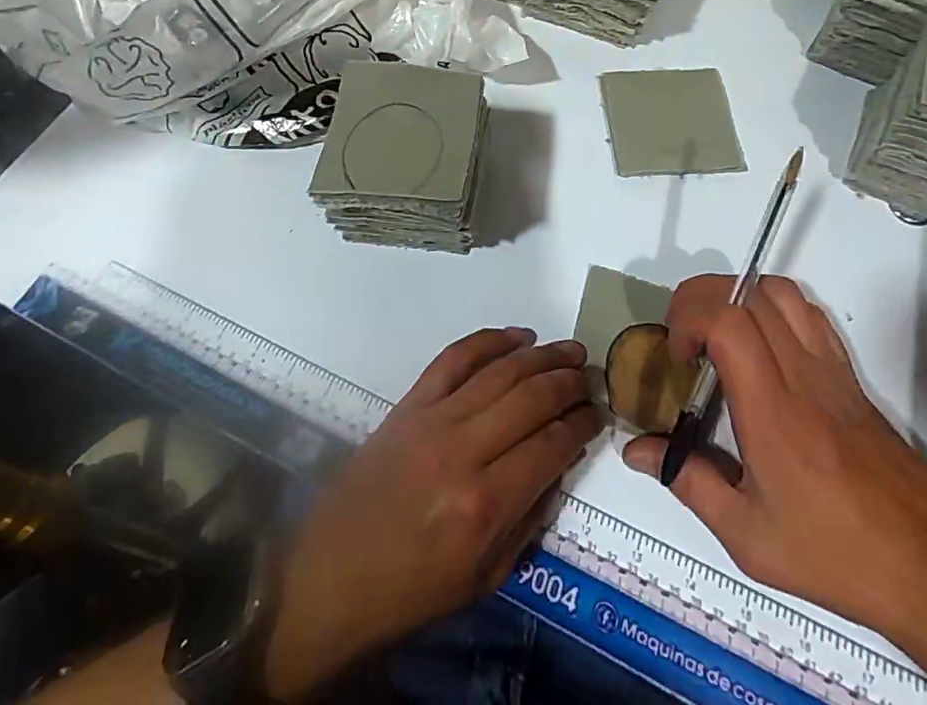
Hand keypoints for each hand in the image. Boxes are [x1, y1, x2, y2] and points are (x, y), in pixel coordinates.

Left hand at [264, 328, 600, 699]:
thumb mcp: (487, 575)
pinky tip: (516, 337)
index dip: (583, 423)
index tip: (598, 413)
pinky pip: (454, 359)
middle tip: (591, 377)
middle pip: (533, 398)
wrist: (328, 579)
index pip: (553, 443)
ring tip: (569, 350)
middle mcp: (462, 452)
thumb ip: (532, 516)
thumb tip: (562, 461)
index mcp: (485, 503)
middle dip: (570, 383)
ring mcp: (431, 421)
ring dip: (542, 355)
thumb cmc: (411, 590)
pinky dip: (489, 342)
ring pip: (501, 372)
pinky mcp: (407, 406)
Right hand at [621, 276, 926, 697]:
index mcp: (772, 411)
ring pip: (784, 293)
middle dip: (701, 298)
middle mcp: (804, 376)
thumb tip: (637, 449)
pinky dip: (776, 307)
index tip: (677, 354)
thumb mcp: (746, 535)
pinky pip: (812, 316)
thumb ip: (687, 481)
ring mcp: (833, 372)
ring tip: (718, 336)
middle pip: (749, 293)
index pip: (728, 321)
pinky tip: (762, 347)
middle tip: (684, 340)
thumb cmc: (832, 554)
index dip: (689, 317)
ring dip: (739, 295)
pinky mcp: (852, 379)